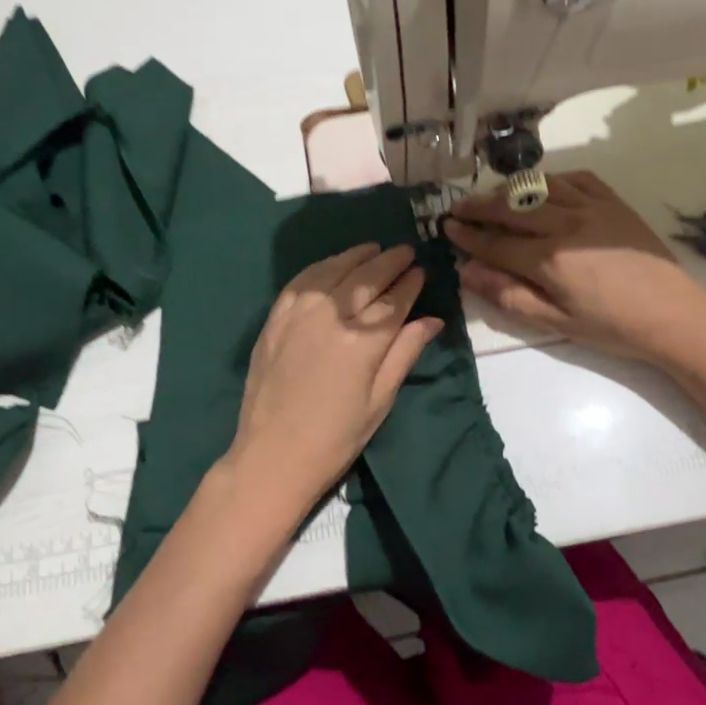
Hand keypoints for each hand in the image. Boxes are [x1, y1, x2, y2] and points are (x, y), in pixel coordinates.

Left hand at [226, 244, 443, 511]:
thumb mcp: (380, 400)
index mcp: (363, 341)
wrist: (273, 455)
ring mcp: (299, 314)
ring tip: (374, 249)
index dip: (411, 284)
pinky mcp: (275, 319)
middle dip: (389, 262)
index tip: (421, 271)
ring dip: (357, 256)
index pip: (395, 300)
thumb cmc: (336, 437)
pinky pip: (302, 281)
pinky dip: (322, 267)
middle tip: (405, 252)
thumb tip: (432, 320)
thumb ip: (404, 353)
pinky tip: (332, 265)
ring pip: (334, 270)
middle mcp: (332, 316)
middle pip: (367, 277)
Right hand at [443, 171, 705, 360]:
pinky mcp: (613, 202)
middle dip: (480, 207)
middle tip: (458, 207)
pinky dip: (551, 179)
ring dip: (510, 190)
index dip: (468, 236)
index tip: (447, 229)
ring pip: (540, 187)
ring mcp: (591, 208)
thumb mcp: (556, 322)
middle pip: (512, 208)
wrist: (671, 313)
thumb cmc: (611, 326)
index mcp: (549, 259)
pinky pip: (575, 178)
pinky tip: (541, 188)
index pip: (496, 242)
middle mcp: (565, 225)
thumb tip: (469, 273)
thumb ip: (510, 296)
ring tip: (492, 196)